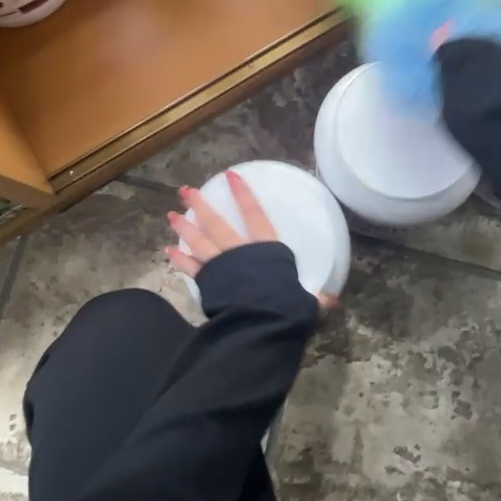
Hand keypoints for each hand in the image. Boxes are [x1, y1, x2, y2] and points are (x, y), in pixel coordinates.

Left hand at [166, 171, 336, 313]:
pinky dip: (179, 258)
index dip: (243, 194)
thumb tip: (333, 301)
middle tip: (185, 190)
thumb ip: (315, 299)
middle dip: (200, 205)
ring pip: (198, 239)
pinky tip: (168, 250)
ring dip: (184, 226)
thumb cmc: (285, 308)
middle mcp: (239, 250)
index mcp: (266, 248)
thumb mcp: (306, 303)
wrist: (258, 324)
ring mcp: (219, 264)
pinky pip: (190, 267)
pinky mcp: (206, 281)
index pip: (254, 214)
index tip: (230, 175)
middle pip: (216, 222)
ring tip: (171, 214)